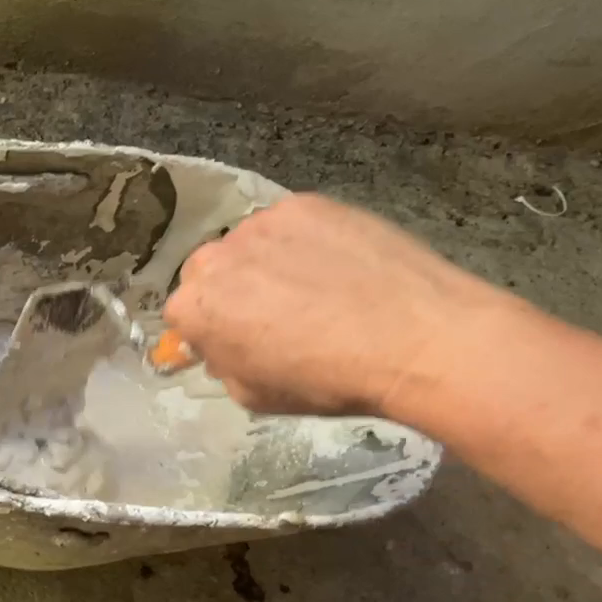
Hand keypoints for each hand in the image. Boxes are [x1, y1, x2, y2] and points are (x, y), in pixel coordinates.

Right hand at [162, 193, 509, 415]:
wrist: (417, 340)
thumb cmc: (329, 380)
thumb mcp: (255, 396)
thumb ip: (223, 364)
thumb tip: (225, 346)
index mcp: (193, 309)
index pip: (184, 314)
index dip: (212, 328)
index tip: (241, 339)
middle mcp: (212, 259)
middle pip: (209, 272)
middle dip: (232, 288)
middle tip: (276, 310)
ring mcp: (257, 226)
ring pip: (249, 244)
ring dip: (267, 261)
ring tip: (316, 284)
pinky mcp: (302, 205)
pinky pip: (290, 223)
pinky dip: (305, 240)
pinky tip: (339, 263)